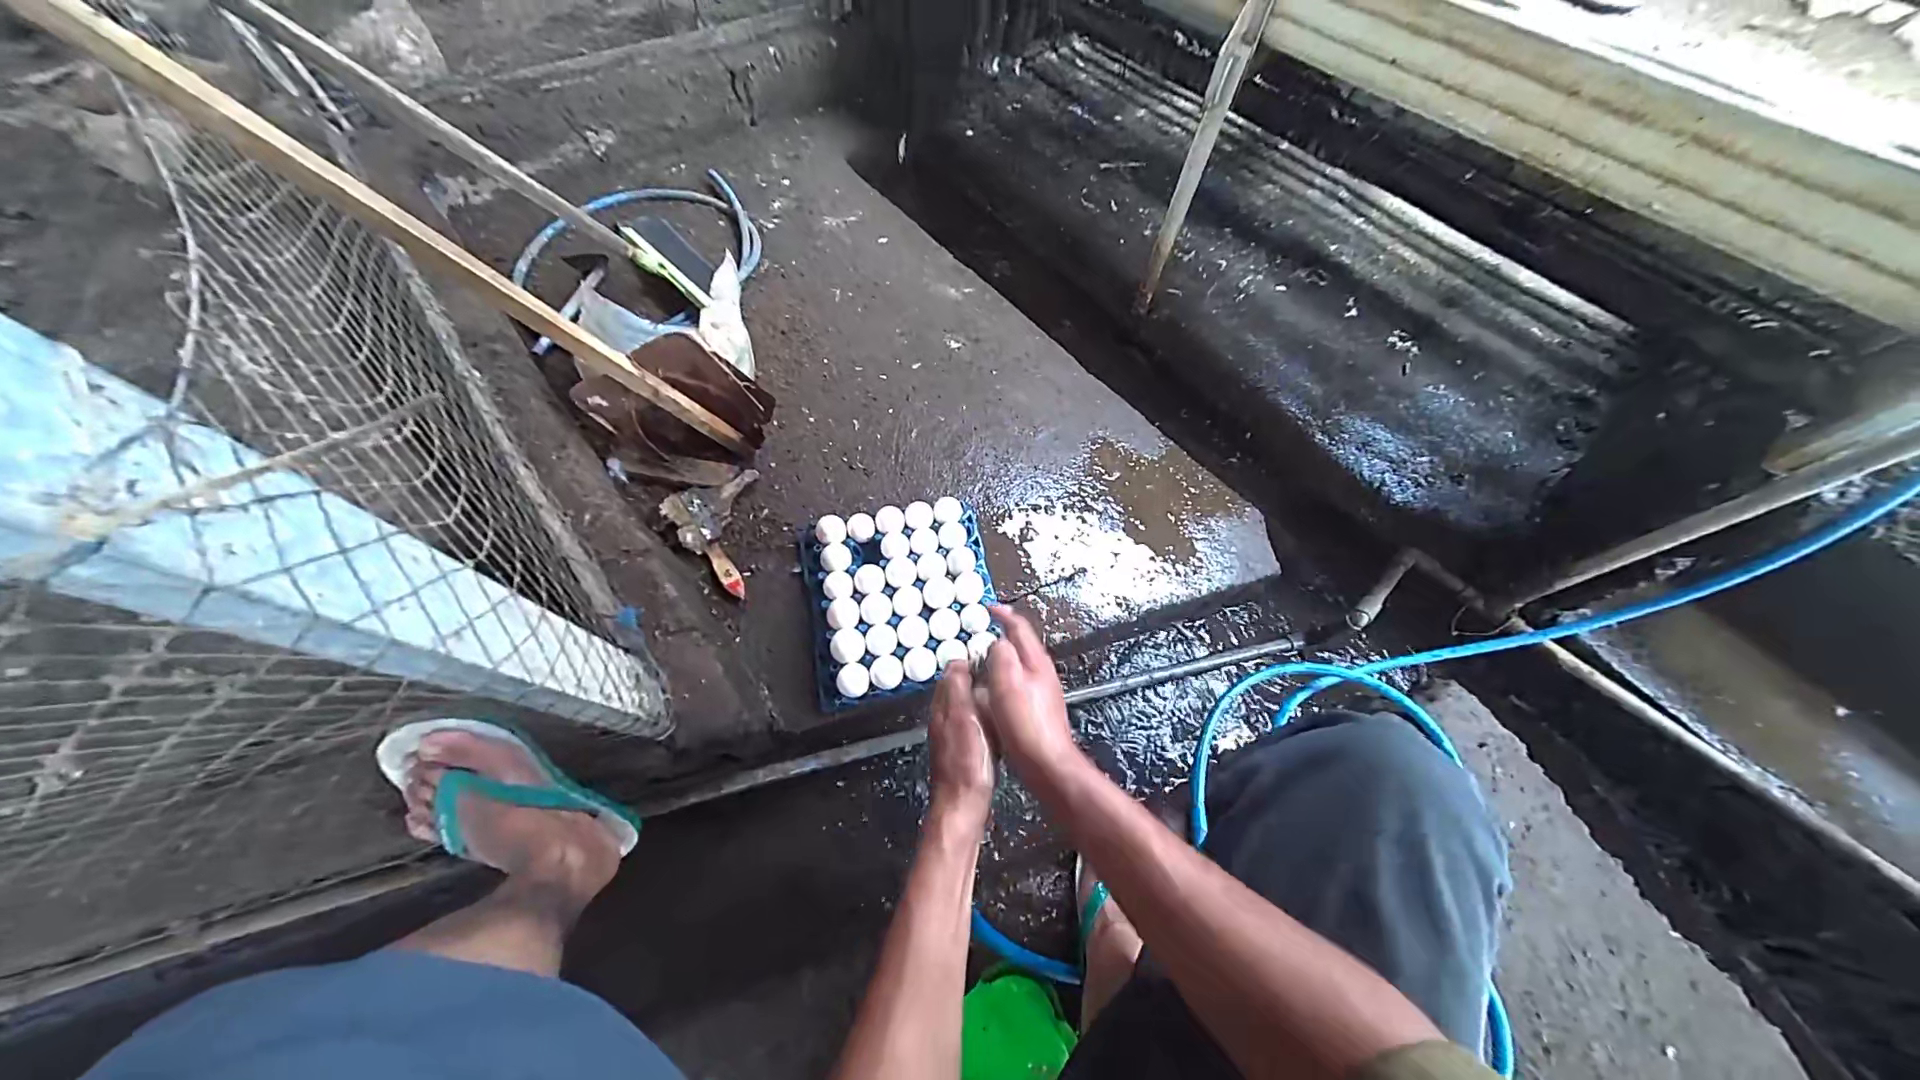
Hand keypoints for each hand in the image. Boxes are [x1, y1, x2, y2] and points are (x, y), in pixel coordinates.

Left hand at [928, 660, 995, 823]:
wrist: (963, 805)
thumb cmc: (965, 764)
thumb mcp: (963, 717)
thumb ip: (959, 689)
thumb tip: (958, 662)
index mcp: (943, 707)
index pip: (953, 672)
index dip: (971, 662)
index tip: (991, 658)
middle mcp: (943, 719)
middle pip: (959, 688)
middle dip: (977, 679)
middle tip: (999, 674)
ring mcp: (952, 736)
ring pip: (967, 707)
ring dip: (981, 699)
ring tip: (1001, 696)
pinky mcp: (962, 752)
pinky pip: (974, 726)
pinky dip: (985, 720)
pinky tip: (997, 725)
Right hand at [978, 605, 1077, 771]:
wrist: (1047, 765)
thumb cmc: (1028, 727)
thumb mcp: (1007, 683)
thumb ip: (1001, 656)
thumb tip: (996, 644)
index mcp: (1035, 661)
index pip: (1019, 626)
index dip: (1002, 614)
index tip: (988, 609)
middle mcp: (1041, 672)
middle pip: (1019, 644)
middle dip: (999, 636)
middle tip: (978, 634)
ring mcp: (1041, 691)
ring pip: (1017, 664)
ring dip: (998, 659)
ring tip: (979, 661)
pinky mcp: (1035, 709)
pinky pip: (1014, 684)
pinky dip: (999, 680)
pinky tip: (988, 692)